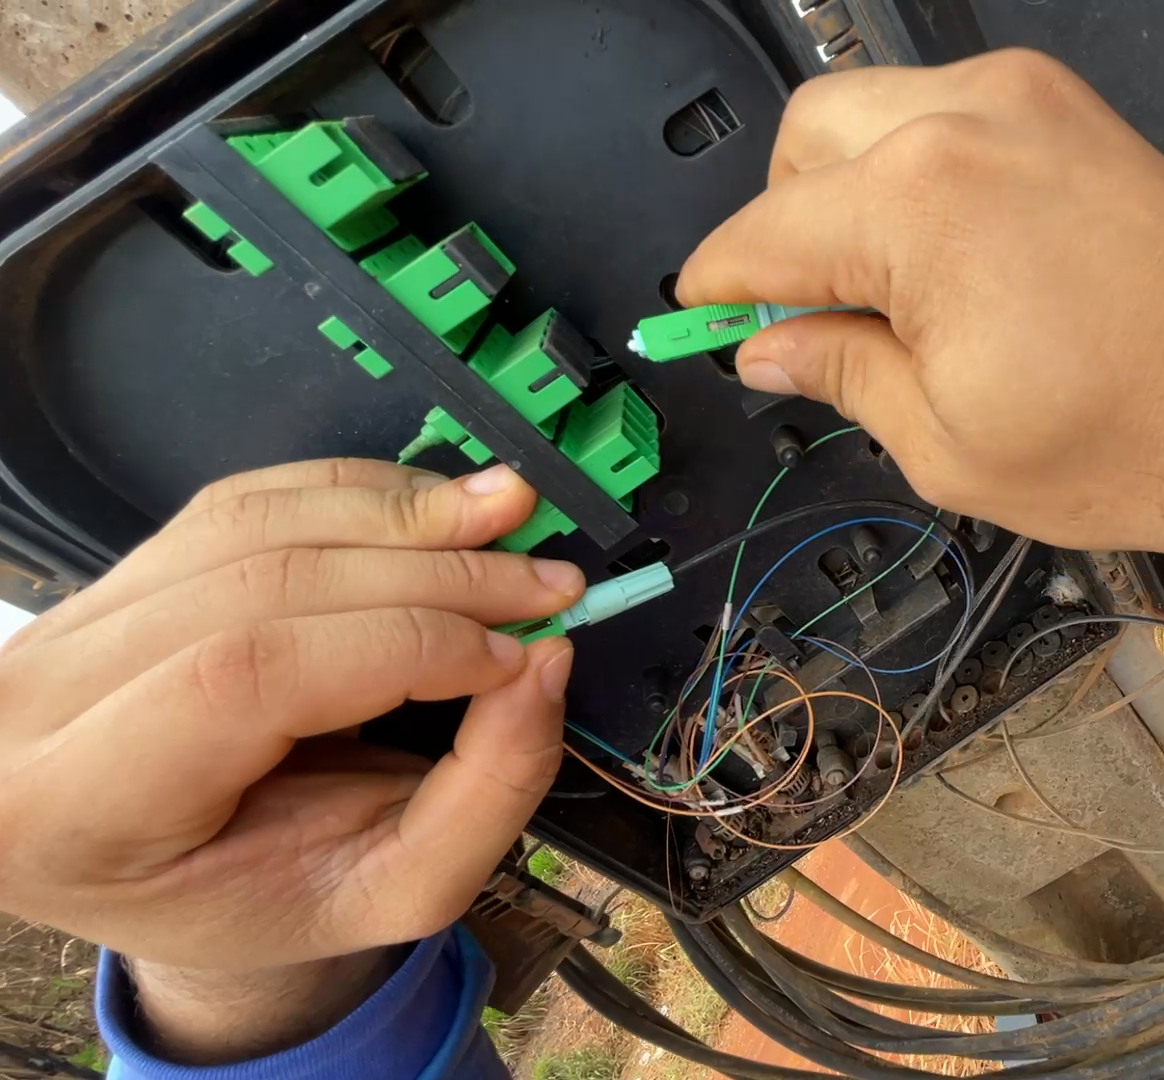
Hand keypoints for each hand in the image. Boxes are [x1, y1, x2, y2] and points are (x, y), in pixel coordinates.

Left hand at [0, 460, 580, 976]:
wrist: (208, 872)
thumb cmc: (297, 893)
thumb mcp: (414, 883)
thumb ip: (496, 784)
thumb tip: (549, 657)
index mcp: (71, 813)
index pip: (247, 677)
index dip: (408, 645)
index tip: (518, 654)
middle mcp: (31, 702)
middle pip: (266, 580)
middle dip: (443, 571)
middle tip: (554, 578)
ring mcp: (68, 622)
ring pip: (260, 521)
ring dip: (414, 511)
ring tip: (515, 515)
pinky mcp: (128, 575)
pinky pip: (255, 498)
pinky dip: (372, 492)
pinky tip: (446, 510)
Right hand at [680, 49, 1163, 611]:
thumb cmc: (1147, 443)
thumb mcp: (951, 447)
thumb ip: (841, 378)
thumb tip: (772, 349)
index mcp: (920, 210)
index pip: (761, 235)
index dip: (720, 291)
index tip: (707, 324)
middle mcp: (972, 123)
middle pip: (803, 149)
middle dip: (783, 236)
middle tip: (806, 328)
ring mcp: (1031, 106)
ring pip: (873, 124)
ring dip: (849, 209)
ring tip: (889, 310)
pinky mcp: (1071, 118)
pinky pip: (947, 129)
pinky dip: (916, 190)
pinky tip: (947, 271)